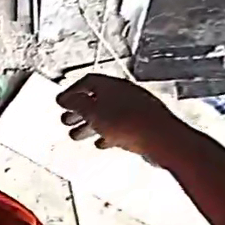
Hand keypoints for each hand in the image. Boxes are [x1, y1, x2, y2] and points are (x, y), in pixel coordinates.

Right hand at [56, 73, 185, 158]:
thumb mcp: (91, 112)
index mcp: (112, 85)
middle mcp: (126, 94)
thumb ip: (75, 104)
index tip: (62, 101)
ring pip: (108, 115)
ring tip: (79, 134)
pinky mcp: (145, 125)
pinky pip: (122, 126)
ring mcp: (137, 109)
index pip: (86, 82)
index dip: (71, 92)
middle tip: (68, 118)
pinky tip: (104, 141)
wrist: (162, 139)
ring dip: (91, 124)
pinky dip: (108, 133)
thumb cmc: (130, 123)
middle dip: (79, 111)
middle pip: (96, 99)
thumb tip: (65, 99)